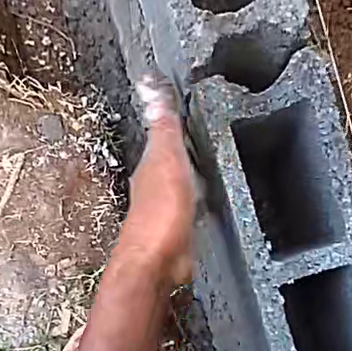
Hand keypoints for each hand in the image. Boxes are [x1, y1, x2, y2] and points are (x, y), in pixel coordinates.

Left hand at [118, 74, 196, 287]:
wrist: (158, 262)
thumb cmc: (160, 214)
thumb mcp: (167, 160)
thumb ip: (164, 127)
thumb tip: (152, 87)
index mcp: (150, 166)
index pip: (161, 134)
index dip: (170, 120)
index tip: (178, 106)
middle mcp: (153, 187)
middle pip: (168, 161)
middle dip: (180, 149)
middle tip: (194, 135)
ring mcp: (165, 211)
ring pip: (178, 185)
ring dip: (187, 176)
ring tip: (201, 166)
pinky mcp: (177, 233)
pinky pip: (189, 209)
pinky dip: (195, 201)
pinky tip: (201, 203)